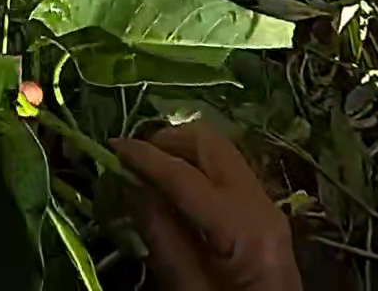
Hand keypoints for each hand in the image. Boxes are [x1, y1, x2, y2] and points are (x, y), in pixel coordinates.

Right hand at [111, 123, 301, 290]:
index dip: (144, 156)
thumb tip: (127, 184)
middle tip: (134, 159)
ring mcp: (266, 204)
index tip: (112, 146)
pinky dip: (196, 164)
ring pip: (218, 147)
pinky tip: (175, 187)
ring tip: (150, 170)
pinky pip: (226, 167)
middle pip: (208, 141)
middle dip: (166, 141)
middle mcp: (260, 202)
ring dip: (181, 149)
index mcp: (244, 228)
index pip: (184, 175)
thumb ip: (160, 236)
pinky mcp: (263, 211)